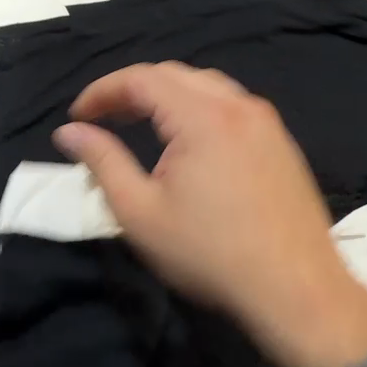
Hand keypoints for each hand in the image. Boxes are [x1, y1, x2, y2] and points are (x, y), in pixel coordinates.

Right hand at [51, 62, 366, 366]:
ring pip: (205, 86)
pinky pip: (230, 105)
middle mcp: (239, 108)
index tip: (77, 118)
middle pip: (173, 74)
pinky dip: (194, 108)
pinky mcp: (281, 145)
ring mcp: (267, 125)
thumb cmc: (208, 252)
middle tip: (100, 118)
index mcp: (203, 118)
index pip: (141, 79)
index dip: (101, 91)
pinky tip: (181, 140)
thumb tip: (69, 132)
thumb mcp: (138, 211)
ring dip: (163, 95)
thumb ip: (101, 161)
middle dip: (129, 89)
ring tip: (135, 123)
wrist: (297, 292)